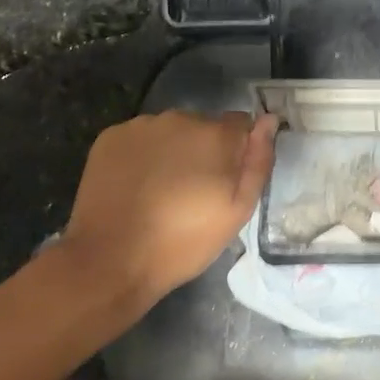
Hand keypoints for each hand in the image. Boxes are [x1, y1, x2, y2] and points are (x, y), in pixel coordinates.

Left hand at [55, 111, 276, 313]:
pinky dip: (142, 155)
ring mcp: (140, 125)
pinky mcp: (110, 137)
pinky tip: (136, 185)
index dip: (238, 150)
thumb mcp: (237, 212)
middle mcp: (179, 118)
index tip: (227, 178)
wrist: (110, 260)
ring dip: (173, 151)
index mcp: (215, 134)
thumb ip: (258, 162)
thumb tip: (269, 121)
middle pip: (204, 126)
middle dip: (204, 150)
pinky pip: (139, 138)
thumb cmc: (182, 242)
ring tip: (162, 190)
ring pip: (170, 132)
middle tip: (194, 191)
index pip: (241, 124)